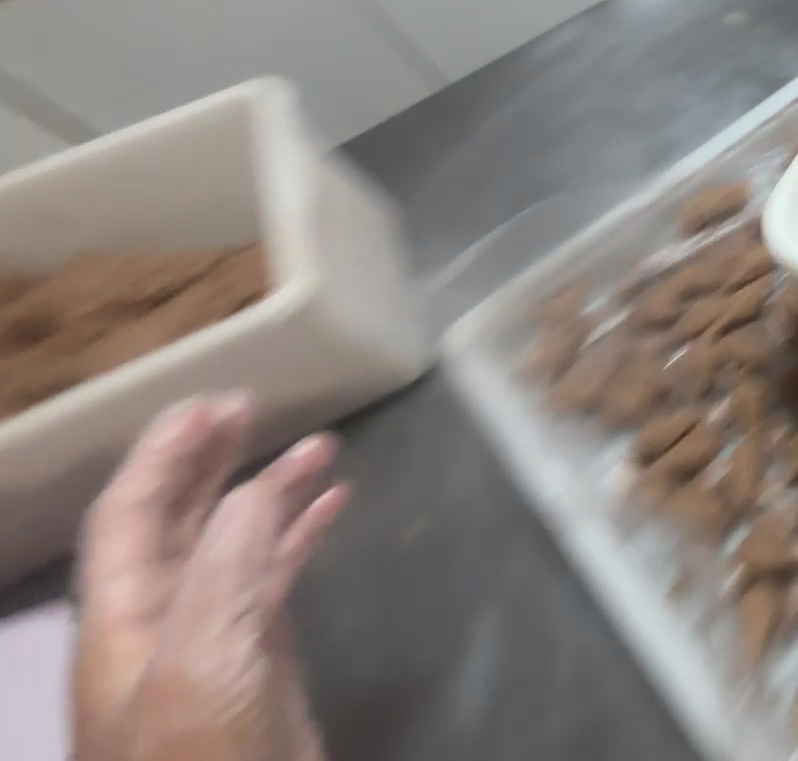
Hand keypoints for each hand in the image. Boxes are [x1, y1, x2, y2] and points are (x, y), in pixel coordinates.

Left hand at [72, 393, 347, 760]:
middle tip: (251, 407)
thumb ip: (228, 568)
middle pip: (175, 522)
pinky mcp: (259, 646)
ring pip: (235, 540)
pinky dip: (303, 530)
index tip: (215, 405)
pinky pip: (277, 570)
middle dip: (208, 461)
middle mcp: (161, 616)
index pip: (132, 519)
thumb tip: (258, 489)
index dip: (166, 457)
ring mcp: (212, 632)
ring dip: (270, 489)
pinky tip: (335, 503)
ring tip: (319, 447)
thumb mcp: (211, 658)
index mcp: (127, 620)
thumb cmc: (210, 744)